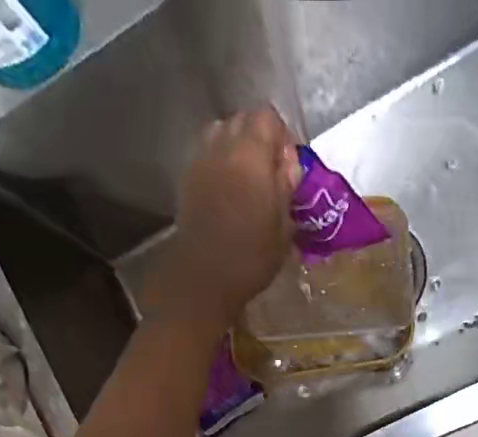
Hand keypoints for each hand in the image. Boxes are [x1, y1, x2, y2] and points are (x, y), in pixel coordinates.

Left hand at [146, 105, 302, 331]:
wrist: (204, 277)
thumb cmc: (252, 256)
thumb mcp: (283, 225)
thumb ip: (287, 185)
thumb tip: (290, 161)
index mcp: (251, 156)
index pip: (267, 117)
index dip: (282, 135)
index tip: (289, 163)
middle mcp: (223, 148)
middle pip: (243, 120)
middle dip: (260, 137)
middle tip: (272, 171)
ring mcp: (201, 161)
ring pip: (221, 132)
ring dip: (237, 146)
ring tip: (249, 178)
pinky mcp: (187, 178)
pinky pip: (208, 154)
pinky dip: (221, 161)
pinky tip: (230, 191)